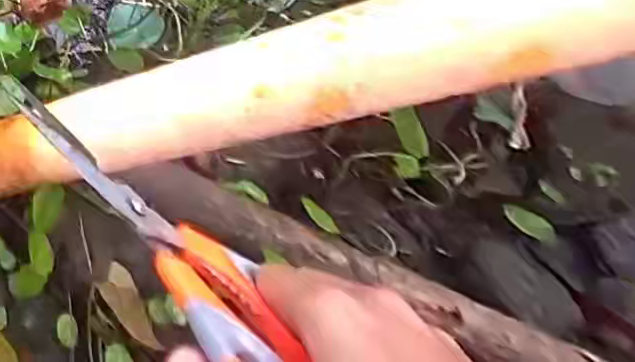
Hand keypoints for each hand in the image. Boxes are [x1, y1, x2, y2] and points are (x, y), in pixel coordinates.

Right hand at [166, 266, 467, 361]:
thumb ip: (234, 360)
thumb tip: (177, 350)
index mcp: (333, 303)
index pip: (257, 281)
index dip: (241, 318)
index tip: (237, 350)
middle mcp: (377, 301)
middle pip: (304, 298)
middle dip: (287, 336)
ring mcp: (428, 333)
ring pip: (352, 324)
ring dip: (331, 351)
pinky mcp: (457, 359)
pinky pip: (394, 347)